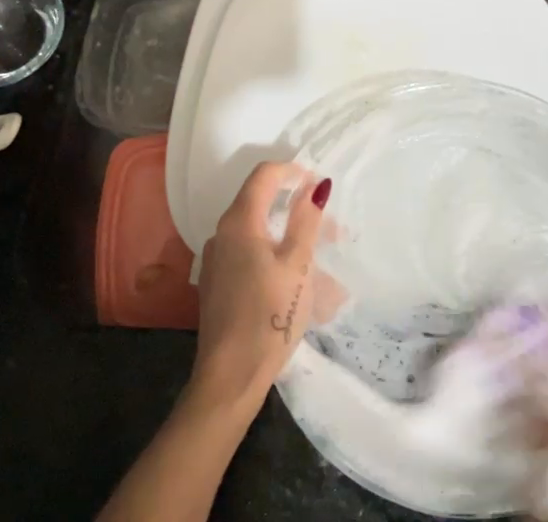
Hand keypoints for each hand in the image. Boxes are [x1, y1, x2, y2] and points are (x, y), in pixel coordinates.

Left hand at [189, 161, 329, 413]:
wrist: (230, 375)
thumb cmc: (269, 316)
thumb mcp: (298, 266)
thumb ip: (306, 221)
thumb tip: (316, 185)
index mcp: (239, 223)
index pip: (263, 175)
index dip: (292, 171)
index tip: (319, 186)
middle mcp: (222, 234)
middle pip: (260, 203)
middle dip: (297, 209)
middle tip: (332, 230)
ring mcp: (216, 260)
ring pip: (258, 233)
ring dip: (290, 237)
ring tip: (322, 261)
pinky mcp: (218, 283)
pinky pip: (249, 255)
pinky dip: (275, 256)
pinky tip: (298, 284)